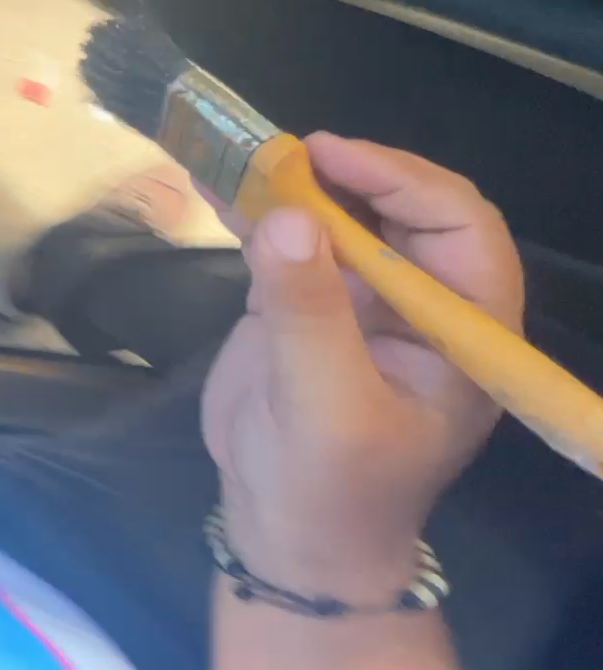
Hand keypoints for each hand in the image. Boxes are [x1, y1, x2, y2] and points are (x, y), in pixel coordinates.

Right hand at [201, 134, 520, 599]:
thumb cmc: (332, 476)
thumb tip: (285, 219)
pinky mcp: (291, 307)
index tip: (326, 154)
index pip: (457, 229)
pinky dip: (244, 212)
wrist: (286, 520)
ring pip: (332, 222)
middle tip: (279, 150)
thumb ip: (308, 310)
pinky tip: (210, 182)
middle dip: (344, 173)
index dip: (401, 181)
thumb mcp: (323, 399)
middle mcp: (413, 303)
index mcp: (459, 327)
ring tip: (234, 151)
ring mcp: (349, 302)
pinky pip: (276, 246)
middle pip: (397, 213)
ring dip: (286, 184)